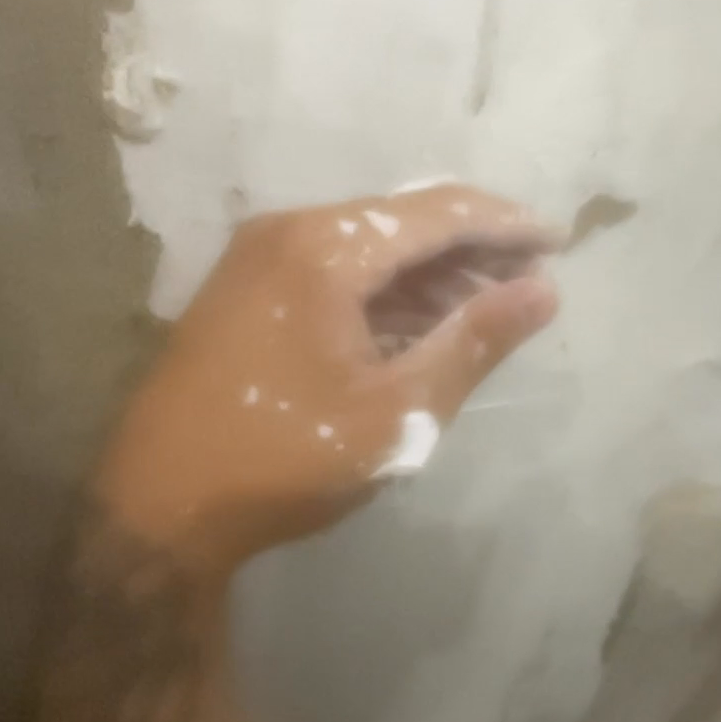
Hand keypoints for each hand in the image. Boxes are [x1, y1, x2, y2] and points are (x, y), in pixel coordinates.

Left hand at [93, 185, 560, 578]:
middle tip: (533, 279)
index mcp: (326, 250)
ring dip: (437, 272)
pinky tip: (427, 321)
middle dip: (477, 247)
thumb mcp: (400, 410)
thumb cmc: (287, 458)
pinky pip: (341, 271)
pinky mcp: (250, 291)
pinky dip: (393, 292)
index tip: (560, 242)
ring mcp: (262, 260)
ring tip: (493, 302)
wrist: (160, 508)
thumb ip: (475, 342)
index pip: (441, 214)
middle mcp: (290, 233)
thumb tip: (544, 292)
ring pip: (373, 247)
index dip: (508, 225)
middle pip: (406, 222)